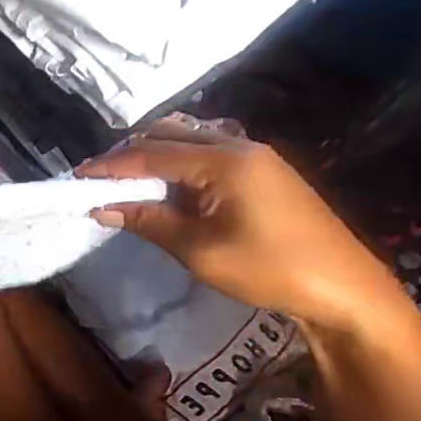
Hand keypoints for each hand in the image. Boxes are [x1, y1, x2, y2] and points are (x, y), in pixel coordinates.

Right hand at [78, 116, 415, 337]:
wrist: (343, 286)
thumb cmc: (268, 269)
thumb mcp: (199, 250)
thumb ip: (149, 221)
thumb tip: (103, 207)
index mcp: (222, 160)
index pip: (152, 153)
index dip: (111, 165)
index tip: (77, 177)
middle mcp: (239, 145)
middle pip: (171, 134)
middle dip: (131, 154)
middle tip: (101, 180)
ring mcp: (257, 155)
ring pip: (193, 140)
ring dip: (157, 156)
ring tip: (131, 184)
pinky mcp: (266, 171)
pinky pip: (212, 153)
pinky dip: (182, 163)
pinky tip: (174, 188)